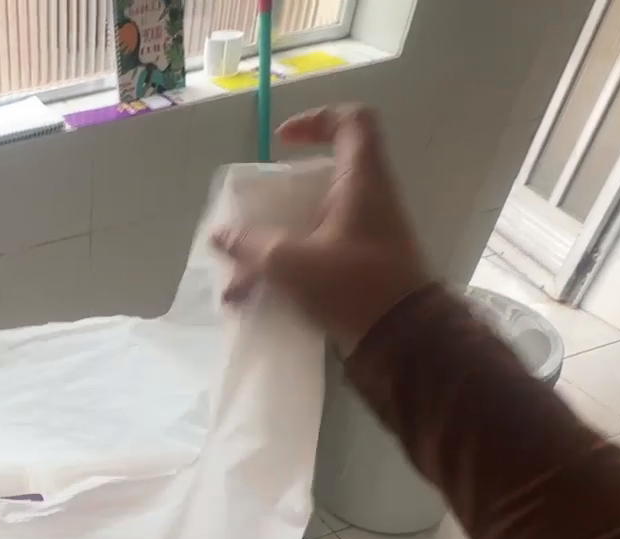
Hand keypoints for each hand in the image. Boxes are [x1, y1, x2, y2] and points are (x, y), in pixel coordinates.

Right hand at [211, 105, 431, 352]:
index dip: (315, 121)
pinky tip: (253, 300)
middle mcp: (366, 202)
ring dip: (271, 248)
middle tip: (249, 219)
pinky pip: (314, 256)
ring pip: (310, 226)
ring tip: (236, 282)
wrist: (400, 337)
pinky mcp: (358, 269)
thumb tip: (219, 235)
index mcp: (361, 182)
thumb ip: (250, 246)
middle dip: (276, 203)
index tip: (281, 143)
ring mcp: (363, 237)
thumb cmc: (352, 285)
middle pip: (319, 182)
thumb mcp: (290, 262)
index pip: (351, 122)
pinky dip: (283, 271)